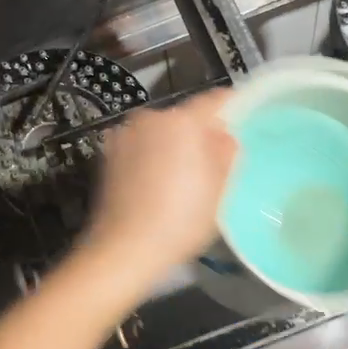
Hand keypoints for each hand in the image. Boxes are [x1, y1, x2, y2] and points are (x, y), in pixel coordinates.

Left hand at [82, 90, 236, 273]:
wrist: (124, 248)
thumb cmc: (180, 220)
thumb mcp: (218, 190)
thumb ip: (226, 152)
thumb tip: (223, 136)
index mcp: (182, 121)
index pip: (214, 100)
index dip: (230, 106)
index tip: (240, 118)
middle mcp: (150, 118)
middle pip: (183, 117)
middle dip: (197, 133)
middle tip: (210, 162)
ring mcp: (124, 134)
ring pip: (159, 132)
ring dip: (170, 145)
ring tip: (179, 178)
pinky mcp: (107, 154)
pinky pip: (139, 147)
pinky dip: (149, 157)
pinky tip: (154, 186)